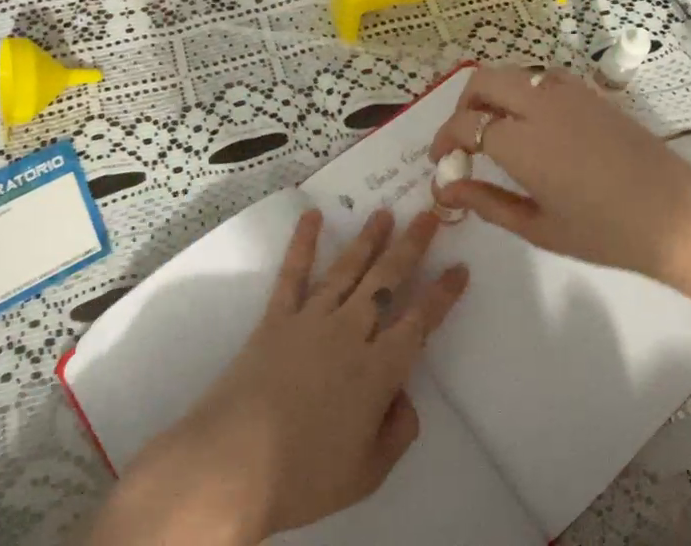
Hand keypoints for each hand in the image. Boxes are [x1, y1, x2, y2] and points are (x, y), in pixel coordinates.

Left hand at [102, 208, 468, 543]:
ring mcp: (310, 320)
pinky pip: (292, 275)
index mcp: (378, 371)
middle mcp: (349, 333)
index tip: (460, 268)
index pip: (420, 323)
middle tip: (428, 216)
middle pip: (386, 281)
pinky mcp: (274, 319)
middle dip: (411, 247)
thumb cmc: (303, 476)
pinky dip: (303, 243)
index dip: (443, 294)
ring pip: (347, 270)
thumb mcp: (368, 472)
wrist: (230, 464)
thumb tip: (403, 395)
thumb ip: (397, 431)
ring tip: (384, 214)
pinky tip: (311, 217)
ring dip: (368, 240)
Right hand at [428, 66, 690, 282]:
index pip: (465, 125)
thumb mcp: (539, 227)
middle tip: (464, 141)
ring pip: (512, 73)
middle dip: (463, 107)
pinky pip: (541, 78)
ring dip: (493, 94)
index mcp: (522, 141)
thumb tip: (446, 189)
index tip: (442, 163)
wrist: (678, 216)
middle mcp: (539, 105)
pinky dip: (522, 91)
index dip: (444, 141)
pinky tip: (533, 125)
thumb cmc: (605, 232)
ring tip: (495, 131)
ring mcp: (568, 93)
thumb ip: (487, 203)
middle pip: (482, 82)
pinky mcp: (591, 93)